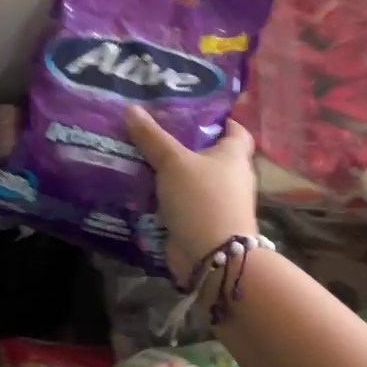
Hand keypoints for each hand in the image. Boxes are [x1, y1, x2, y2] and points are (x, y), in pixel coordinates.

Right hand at [126, 105, 257, 281]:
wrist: (213, 258)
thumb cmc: (202, 200)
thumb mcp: (173, 161)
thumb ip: (151, 137)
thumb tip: (130, 108)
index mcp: (234, 156)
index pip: (236, 130)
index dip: (219, 120)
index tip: (192, 112)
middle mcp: (231, 177)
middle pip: (210, 153)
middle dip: (185, 143)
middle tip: (154, 129)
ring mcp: (218, 202)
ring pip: (192, 178)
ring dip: (171, 170)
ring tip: (140, 154)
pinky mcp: (202, 222)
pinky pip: (182, 200)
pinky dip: (166, 194)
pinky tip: (141, 185)